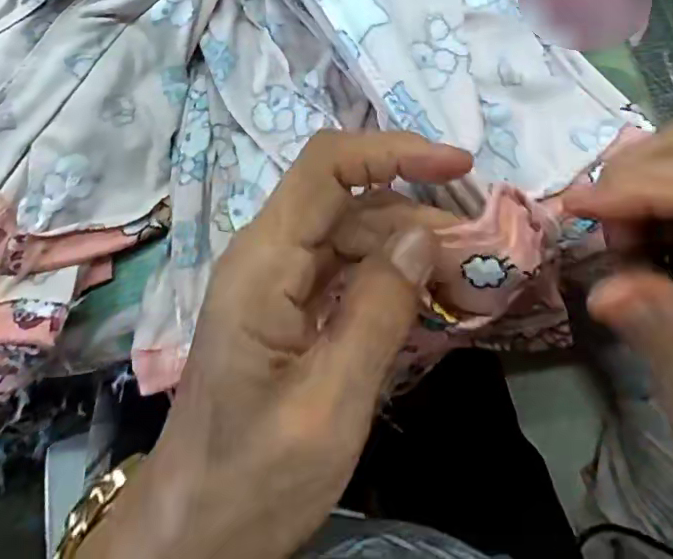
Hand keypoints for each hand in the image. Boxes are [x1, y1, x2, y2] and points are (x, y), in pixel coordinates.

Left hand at [79, 131, 471, 558]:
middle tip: (479, 254)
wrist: (194, 529)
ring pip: (345, 233)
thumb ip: (378, 311)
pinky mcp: (281, 307)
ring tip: (464, 281)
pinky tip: (423, 298)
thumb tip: (423, 236)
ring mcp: (270, 280)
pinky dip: (384, 275)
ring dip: (405, 247)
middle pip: (343, 200)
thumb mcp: (331, 402)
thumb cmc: (256, 475)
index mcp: (262, 263)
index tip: (457, 166)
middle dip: (413, 213)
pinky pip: (338, 269)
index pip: (325, 167)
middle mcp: (263, 255)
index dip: (391, 151)